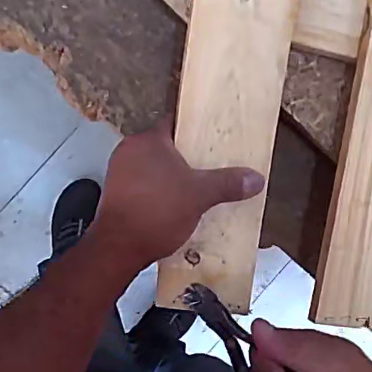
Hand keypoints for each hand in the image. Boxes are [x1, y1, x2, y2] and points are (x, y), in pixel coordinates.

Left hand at [88, 120, 264, 270]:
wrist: (119, 248)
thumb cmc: (155, 212)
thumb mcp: (200, 195)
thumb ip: (228, 184)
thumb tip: (255, 179)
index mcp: (148, 141)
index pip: (175, 123)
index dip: (195, 129)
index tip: (212, 137)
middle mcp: (129, 151)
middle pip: (165, 147)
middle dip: (187, 158)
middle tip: (211, 166)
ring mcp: (119, 174)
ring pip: (154, 169)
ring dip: (173, 178)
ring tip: (197, 189)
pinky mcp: (117, 196)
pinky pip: (144, 187)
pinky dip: (160, 194)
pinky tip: (176, 207)